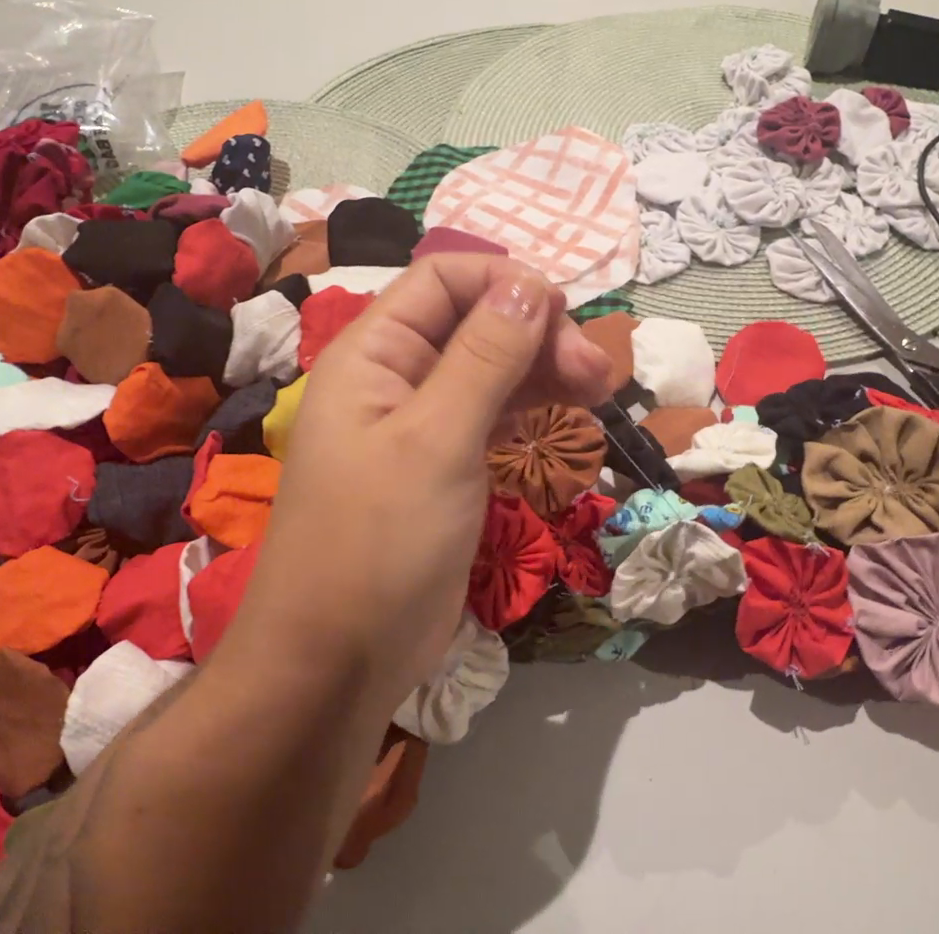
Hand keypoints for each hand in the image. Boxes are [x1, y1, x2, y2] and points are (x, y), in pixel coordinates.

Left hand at [235, 254, 612, 700]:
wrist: (339, 658)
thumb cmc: (379, 541)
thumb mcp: (436, 440)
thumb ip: (484, 358)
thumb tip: (531, 285)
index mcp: (373, 354)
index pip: (443, 280)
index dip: (505, 284)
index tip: (564, 318)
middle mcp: (394, 378)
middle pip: (474, 322)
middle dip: (536, 332)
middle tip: (594, 373)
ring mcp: (420, 426)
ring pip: (490, 370)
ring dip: (544, 370)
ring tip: (599, 392)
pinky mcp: (444, 468)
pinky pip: (493, 416)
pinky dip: (531, 408)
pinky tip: (569, 415)